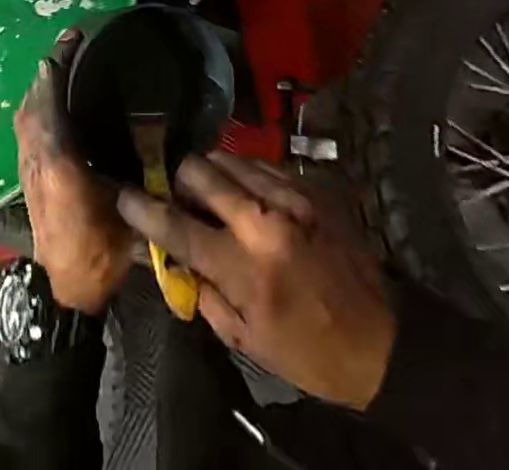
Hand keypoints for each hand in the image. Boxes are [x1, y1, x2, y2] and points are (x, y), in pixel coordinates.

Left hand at [14, 29, 133, 313]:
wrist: (65, 286)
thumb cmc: (99, 249)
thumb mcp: (125, 209)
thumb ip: (132, 172)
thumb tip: (149, 137)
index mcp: (60, 164)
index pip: (50, 105)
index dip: (58, 71)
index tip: (70, 42)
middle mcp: (37, 159)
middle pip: (33, 103)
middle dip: (48, 70)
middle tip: (70, 44)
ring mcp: (27, 168)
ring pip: (26, 115)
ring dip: (40, 86)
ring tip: (62, 65)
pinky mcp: (27, 175)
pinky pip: (27, 128)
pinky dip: (37, 105)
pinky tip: (53, 101)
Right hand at [116, 152, 396, 408]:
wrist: (383, 340)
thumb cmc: (306, 350)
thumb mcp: (243, 337)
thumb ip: (201, 288)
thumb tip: (171, 254)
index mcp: (244, 267)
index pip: (177, 225)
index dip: (143, 208)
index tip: (124, 195)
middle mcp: (265, 221)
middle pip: (200, 171)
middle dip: (178, 179)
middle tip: (178, 195)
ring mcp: (293, 198)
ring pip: (229, 157)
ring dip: (210, 172)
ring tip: (211, 192)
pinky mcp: (314, 189)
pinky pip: (263, 164)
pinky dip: (244, 174)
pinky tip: (247, 192)